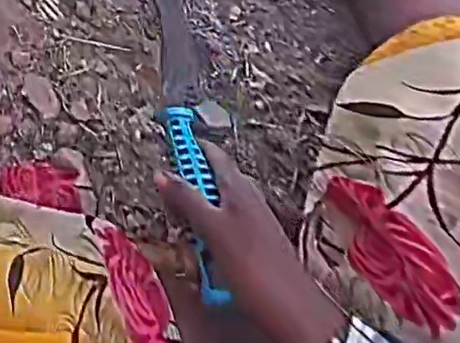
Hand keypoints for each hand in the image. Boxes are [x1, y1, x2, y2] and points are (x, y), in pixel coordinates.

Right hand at [156, 141, 347, 342]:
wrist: (298, 316)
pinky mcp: (257, 243)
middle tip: (167, 192)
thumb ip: (186, 199)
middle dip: (189, 180)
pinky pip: (225, 223)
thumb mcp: (211, 229)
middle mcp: (248, 197)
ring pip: (218, 201)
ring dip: (197, 207)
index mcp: (237, 186)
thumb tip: (161, 173)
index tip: (168, 144)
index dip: (189, 144)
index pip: (211, 152)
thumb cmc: (254, 266)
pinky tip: (202, 246)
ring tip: (180, 221)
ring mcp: (254, 220)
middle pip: (212, 176)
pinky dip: (209, 227)